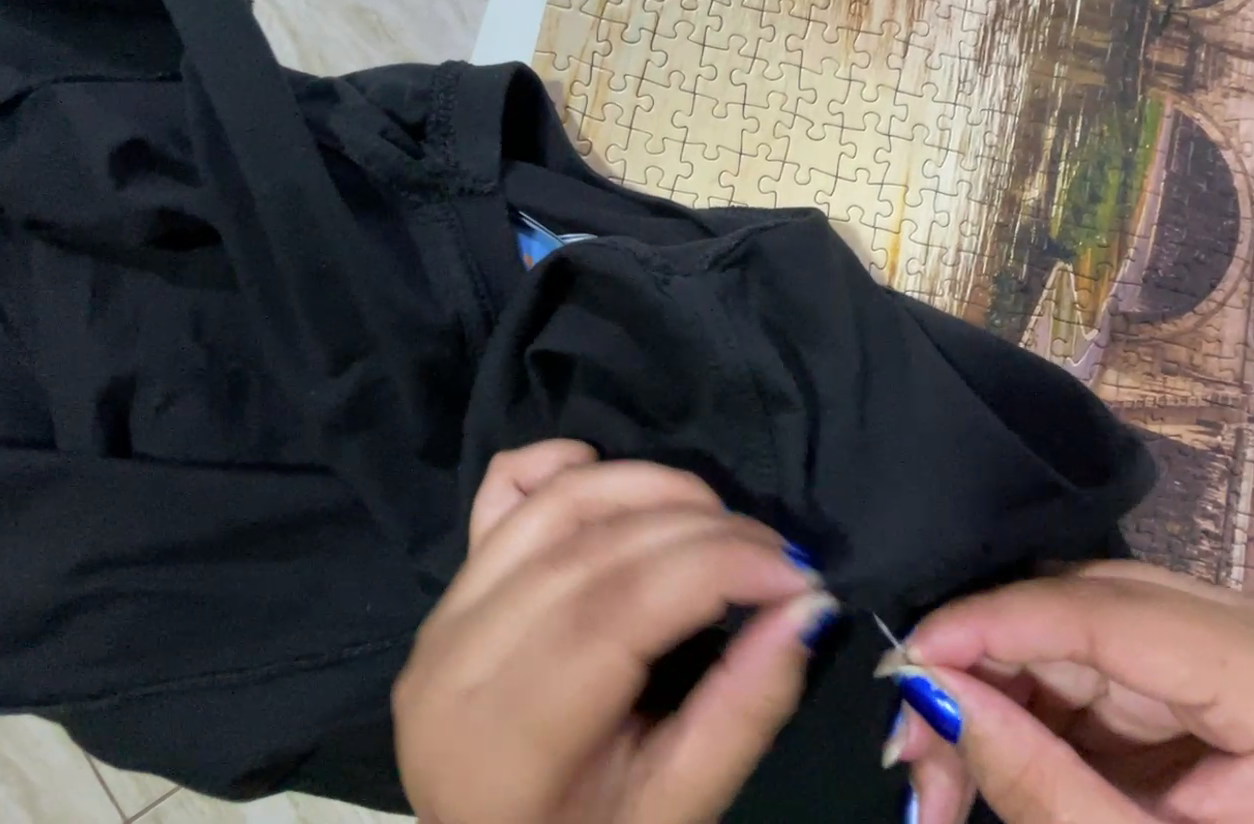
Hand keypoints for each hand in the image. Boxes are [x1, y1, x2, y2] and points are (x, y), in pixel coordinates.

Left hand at [393, 440, 835, 823]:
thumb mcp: (673, 808)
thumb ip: (740, 711)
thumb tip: (806, 609)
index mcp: (502, 738)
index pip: (618, 611)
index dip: (716, 568)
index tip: (796, 570)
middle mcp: (458, 657)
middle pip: (595, 548)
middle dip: (705, 530)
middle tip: (777, 553)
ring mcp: (446, 608)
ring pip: (559, 503)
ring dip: (651, 487)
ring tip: (720, 519)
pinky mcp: (455, 581)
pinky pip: (504, 487)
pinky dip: (564, 464)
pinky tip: (616, 474)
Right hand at [883, 562, 1253, 823]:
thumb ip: (1039, 784)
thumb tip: (929, 691)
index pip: (1103, 611)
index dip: (993, 624)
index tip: (905, 656)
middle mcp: (1253, 633)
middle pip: (1076, 612)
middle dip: (984, 670)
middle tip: (909, 744)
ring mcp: (1223, 648)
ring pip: (1065, 636)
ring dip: (993, 693)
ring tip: (935, 775)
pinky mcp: (1194, 677)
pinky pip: (1082, 668)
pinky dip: (1025, 711)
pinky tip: (983, 759)